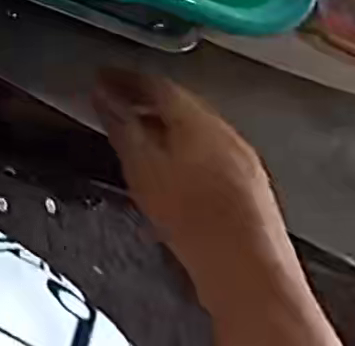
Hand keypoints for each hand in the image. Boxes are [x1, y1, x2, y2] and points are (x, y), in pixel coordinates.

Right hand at [92, 69, 284, 270]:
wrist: (249, 277)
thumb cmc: (192, 218)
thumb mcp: (140, 165)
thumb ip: (119, 124)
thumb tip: (103, 97)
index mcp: (196, 118)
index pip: (154, 83)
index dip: (124, 78)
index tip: (102, 78)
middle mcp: (224, 131)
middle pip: (178, 101)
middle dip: (145, 98)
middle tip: (117, 99)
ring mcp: (243, 158)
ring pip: (196, 126)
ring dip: (165, 122)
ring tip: (139, 131)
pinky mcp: (252, 185)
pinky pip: (211, 149)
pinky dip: (185, 144)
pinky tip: (171, 164)